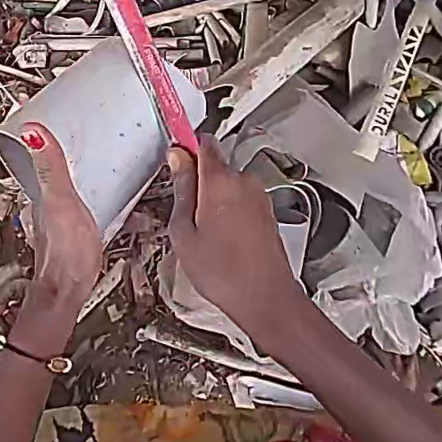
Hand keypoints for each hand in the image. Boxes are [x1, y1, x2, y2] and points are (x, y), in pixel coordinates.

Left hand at [17, 123, 103, 320]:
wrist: (70, 292)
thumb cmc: (66, 254)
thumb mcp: (63, 202)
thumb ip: (51, 168)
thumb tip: (32, 132)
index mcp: (39, 189)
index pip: (28, 148)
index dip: (27, 125)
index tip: (26, 103)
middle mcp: (41, 198)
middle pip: (38, 160)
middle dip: (41, 139)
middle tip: (46, 116)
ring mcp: (52, 211)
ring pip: (49, 176)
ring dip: (53, 158)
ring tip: (62, 141)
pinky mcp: (66, 223)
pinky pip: (64, 191)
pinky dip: (68, 179)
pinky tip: (80, 181)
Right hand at [167, 137, 305, 336]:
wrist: (265, 299)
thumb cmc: (225, 273)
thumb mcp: (184, 231)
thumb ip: (180, 188)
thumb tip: (177, 160)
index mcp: (220, 181)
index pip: (202, 142)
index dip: (185, 146)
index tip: (174, 153)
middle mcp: (243, 181)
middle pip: (214, 164)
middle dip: (197, 180)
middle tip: (185, 211)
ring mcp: (258, 195)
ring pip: (227, 183)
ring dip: (213, 198)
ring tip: (205, 232)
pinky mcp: (267, 210)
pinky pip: (240, 198)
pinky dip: (228, 210)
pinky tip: (222, 239)